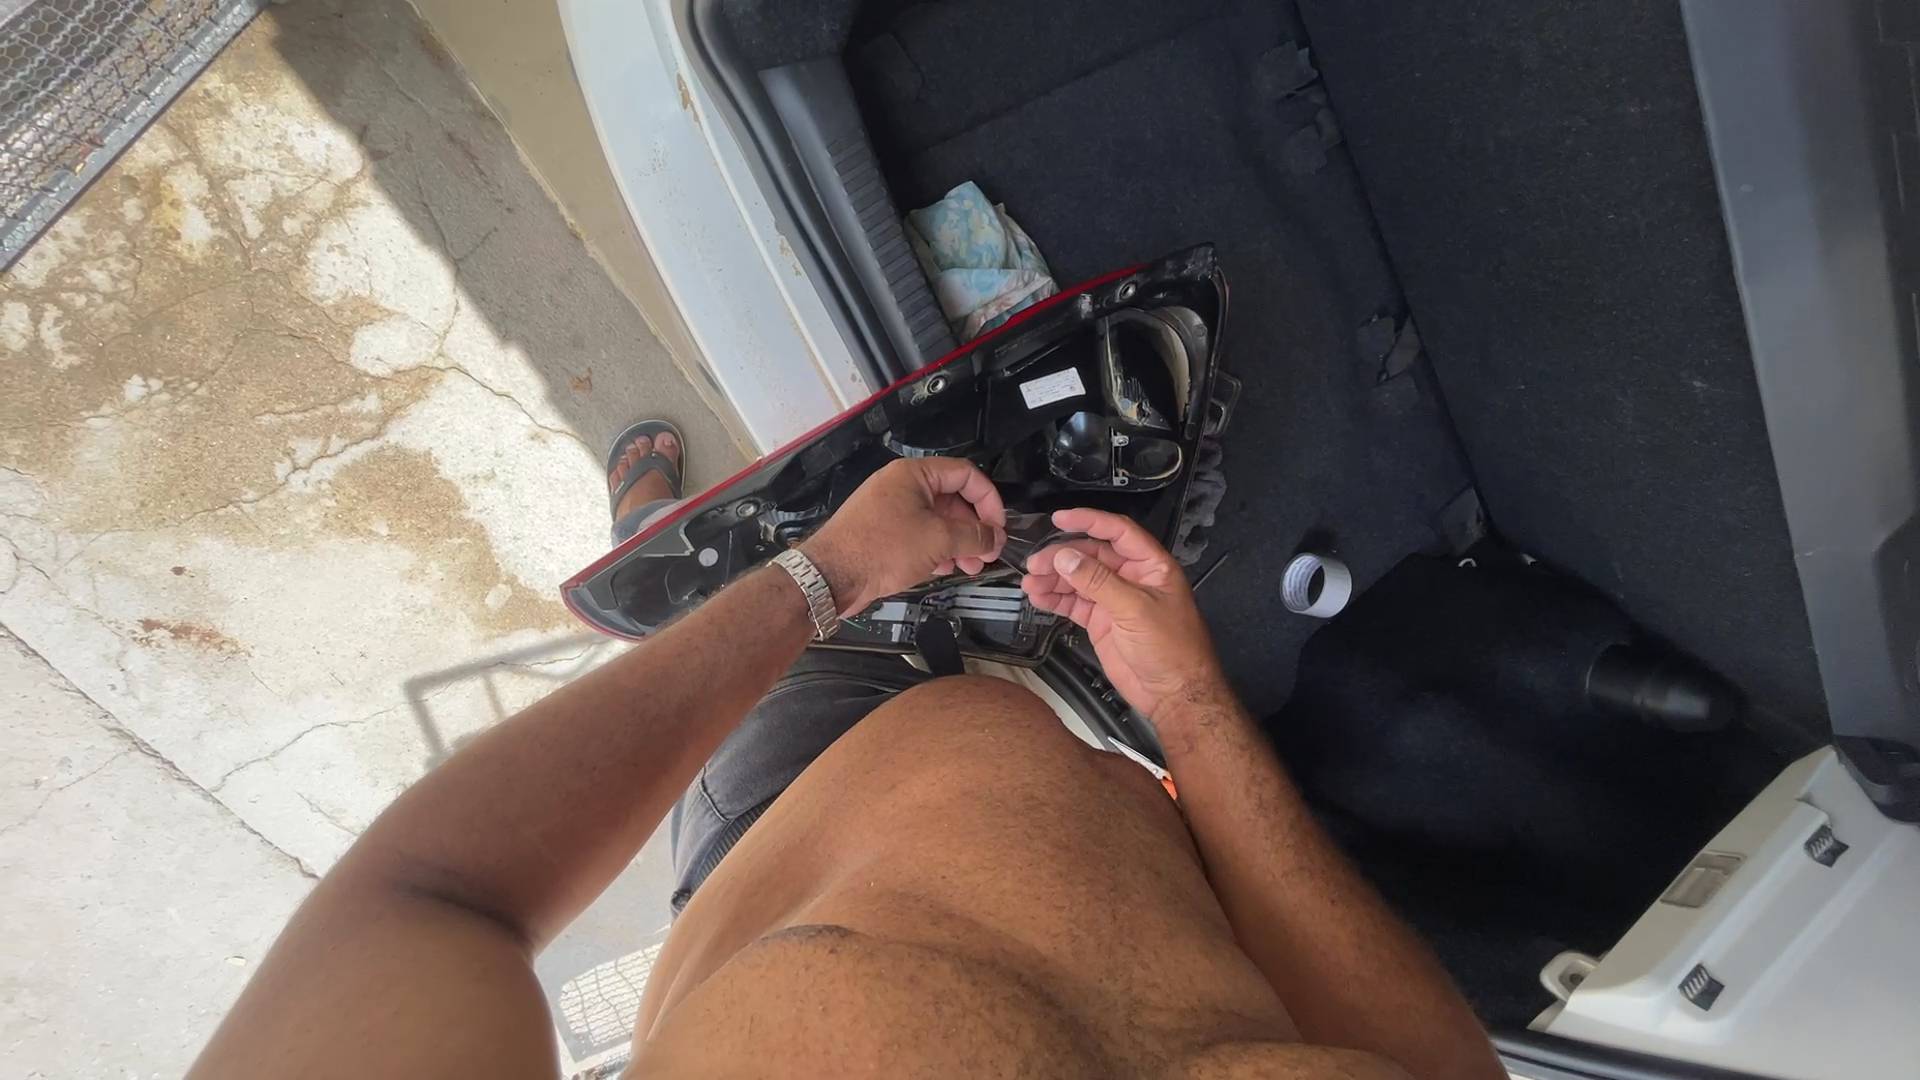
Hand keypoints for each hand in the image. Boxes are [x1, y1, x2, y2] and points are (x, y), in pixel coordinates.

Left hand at [801, 457, 1006, 614]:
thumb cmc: (881, 549)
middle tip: (989, 553)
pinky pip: (920, 535)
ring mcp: (891, 511)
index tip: (999, 527)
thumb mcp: (938, 539)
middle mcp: (902, 487)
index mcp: (914, 474)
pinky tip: (946, 568)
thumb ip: (974, 536)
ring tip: (971, 566)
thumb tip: (996, 538)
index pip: (965, 475)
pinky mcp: (884, 534)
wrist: (830, 576)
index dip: (988, 500)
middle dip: (974, 527)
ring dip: (959, 543)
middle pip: (953, 499)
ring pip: (937, 521)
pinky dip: (937, 550)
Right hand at [1020, 508, 1228, 722]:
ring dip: (1054, 579)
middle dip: (1062, 556)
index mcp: (1150, 566)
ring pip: (1078, 579)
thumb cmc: (1174, 649)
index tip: (1061, 518)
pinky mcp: (1102, 621)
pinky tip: (1039, 597)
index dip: (1089, 521)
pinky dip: (1055, 599)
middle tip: (1037, 562)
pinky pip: (1074, 603)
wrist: (1174, 694)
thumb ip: (1098, 582)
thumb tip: (1067, 557)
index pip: (1117, 532)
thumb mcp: (1135, 609)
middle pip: (1091, 556)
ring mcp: (1115, 600)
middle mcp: (1131, 578)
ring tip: (1031, 582)